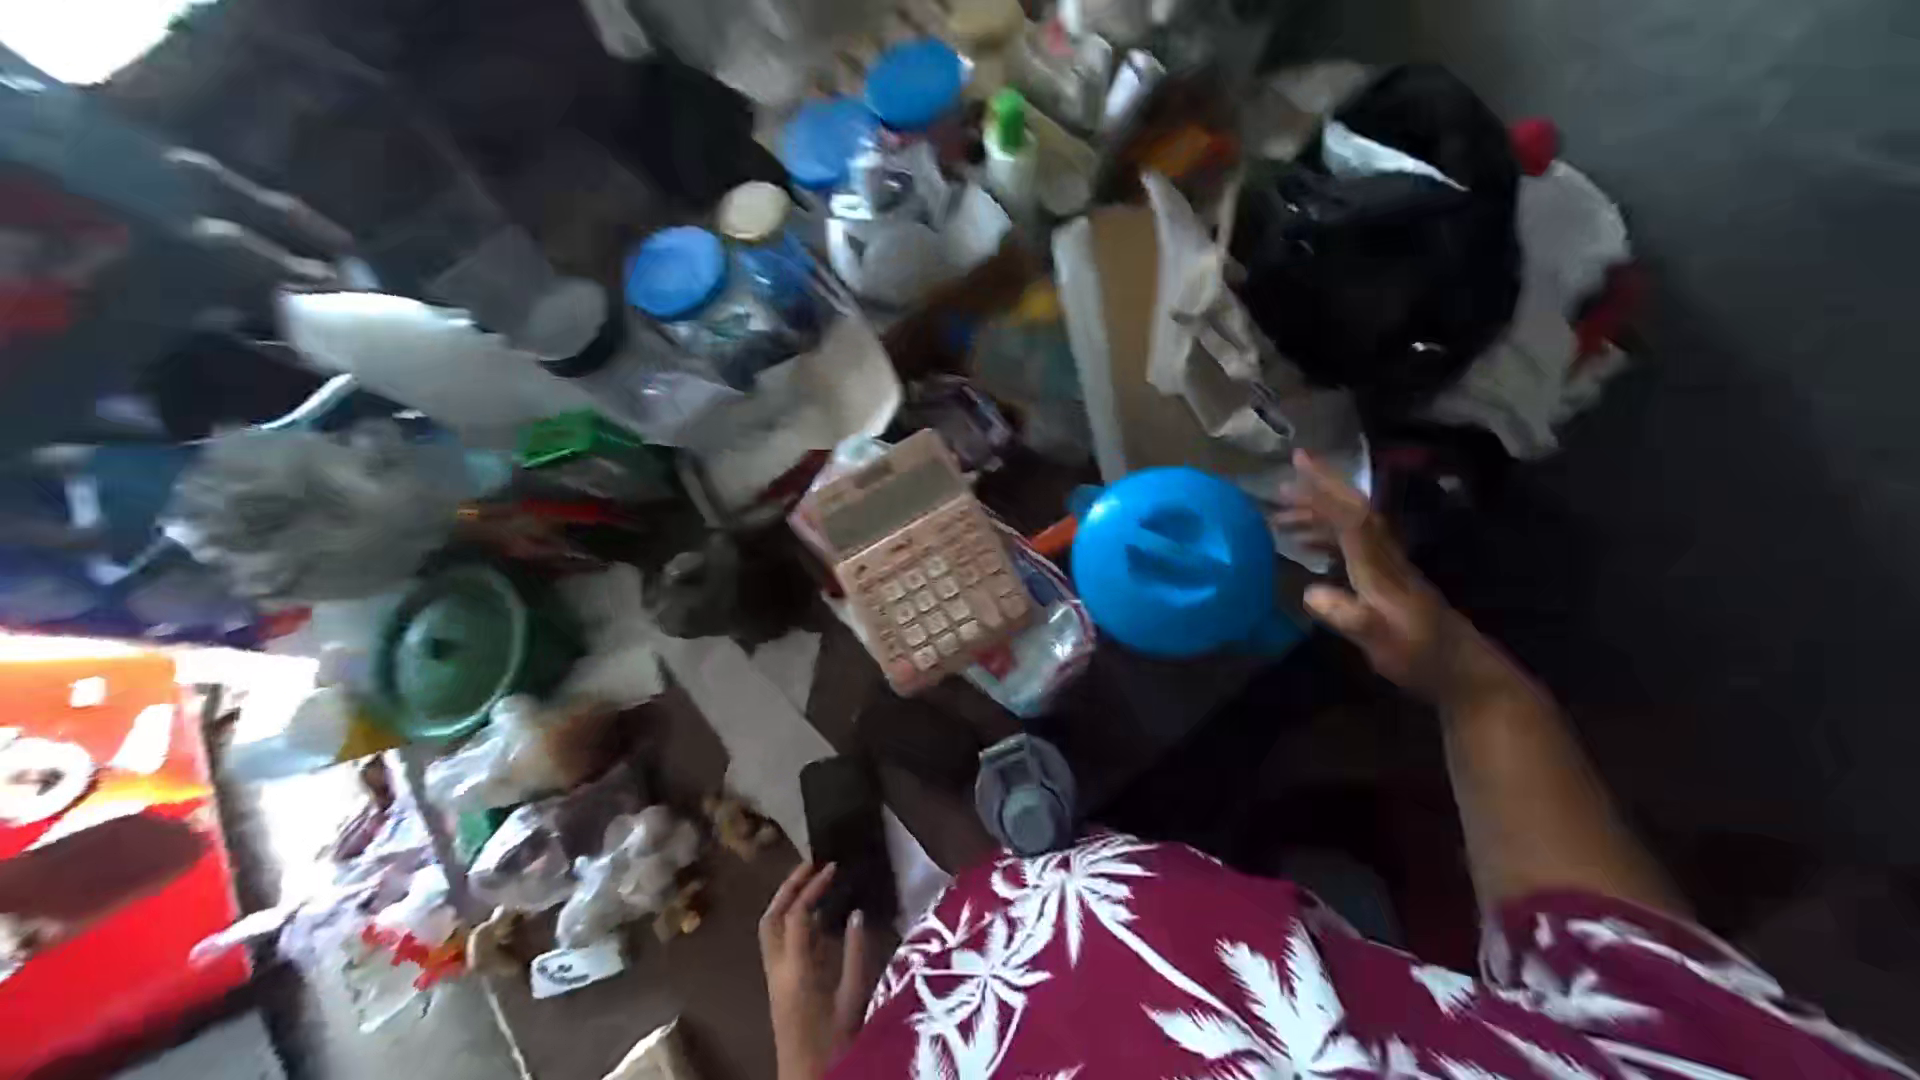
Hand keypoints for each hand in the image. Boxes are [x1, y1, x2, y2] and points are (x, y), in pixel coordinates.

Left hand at [759, 862, 872, 1079]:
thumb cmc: (833, 1047)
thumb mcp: (853, 1000)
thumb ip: (856, 955)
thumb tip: (857, 913)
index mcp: (795, 971)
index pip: (795, 916)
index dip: (812, 887)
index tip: (832, 867)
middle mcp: (777, 971)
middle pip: (771, 918)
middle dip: (789, 887)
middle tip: (812, 864)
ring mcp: (775, 980)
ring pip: (770, 930)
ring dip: (787, 901)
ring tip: (812, 881)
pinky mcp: (780, 988)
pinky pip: (779, 943)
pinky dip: (793, 920)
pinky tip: (817, 918)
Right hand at [1277, 450, 1495, 704]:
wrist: (1466, 673)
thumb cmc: (1421, 657)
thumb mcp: (1382, 643)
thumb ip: (1349, 617)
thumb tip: (1309, 591)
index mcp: (1381, 567)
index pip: (1352, 517)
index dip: (1325, 489)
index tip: (1300, 463)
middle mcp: (1385, 558)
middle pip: (1353, 512)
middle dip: (1320, 490)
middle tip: (1284, 478)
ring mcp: (1388, 567)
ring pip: (1350, 527)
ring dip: (1317, 515)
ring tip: (1280, 516)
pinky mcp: (1386, 579)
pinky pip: (1351, 545)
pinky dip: (1326, 536)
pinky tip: (1306, 545)